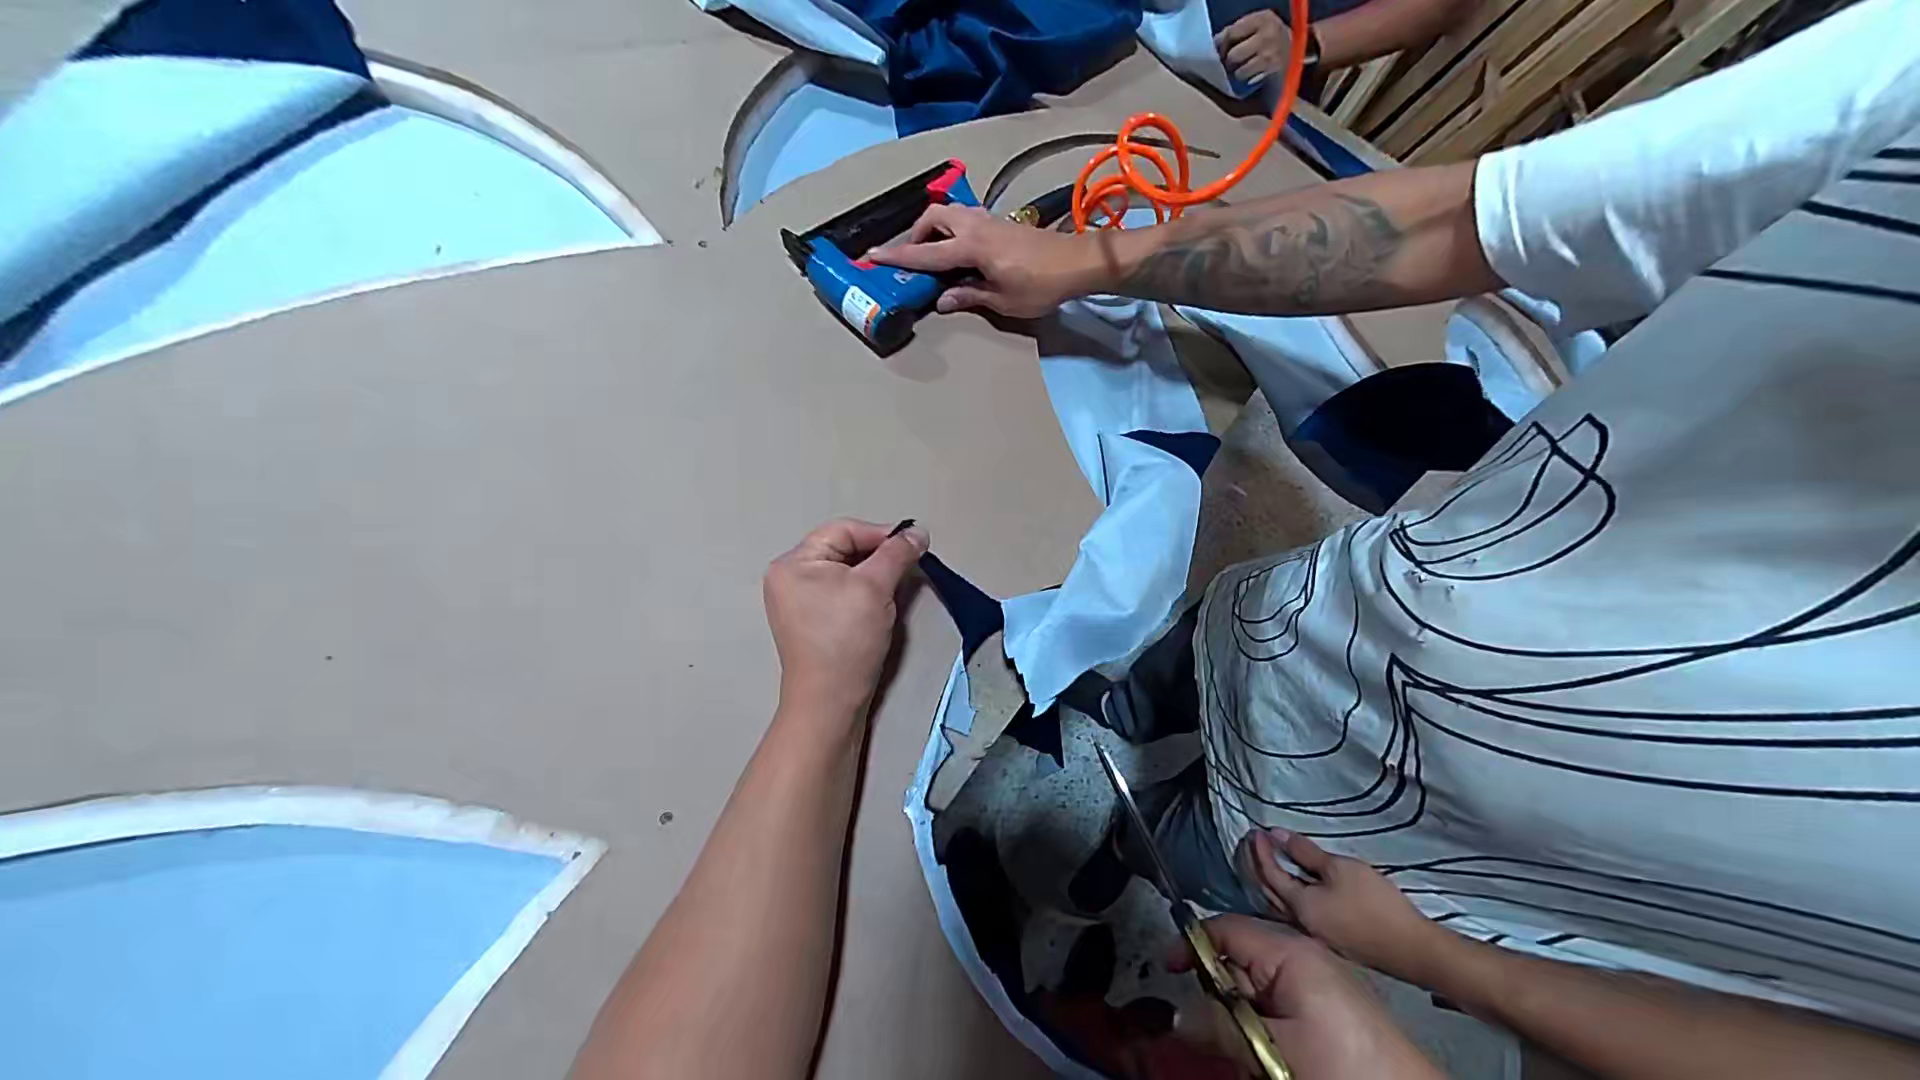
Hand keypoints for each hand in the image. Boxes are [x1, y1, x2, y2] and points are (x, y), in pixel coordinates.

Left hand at [764, 518, 928, 717]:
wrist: (831, 701)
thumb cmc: (846, 641)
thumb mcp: (875, 587)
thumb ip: (898, 553)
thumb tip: (917, 531)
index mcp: (793, 562)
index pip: (843, 530)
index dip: (880, 534)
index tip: (912, 546)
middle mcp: (790, 577)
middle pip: (843, 549)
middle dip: (878, 557)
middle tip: (905, 568)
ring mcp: (798, 601)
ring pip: (846, 571)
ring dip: (874, 576)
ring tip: (892, 590)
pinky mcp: (812, 621)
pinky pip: (842, 592)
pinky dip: (864, 592)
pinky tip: (879, 606)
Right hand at [866, 203, 1101, 317]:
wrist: (1077, 262)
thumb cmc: (1040, 285)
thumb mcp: (1002, 300)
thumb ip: (969, 296)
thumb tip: (941, 300)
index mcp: (971, 247)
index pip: (925, 251)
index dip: (897, 255)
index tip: (872, 255)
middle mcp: (975, 226)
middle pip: (934, 216)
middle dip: (917, 233)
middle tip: (914, 258)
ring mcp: (989, 220)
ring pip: (950, 213)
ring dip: (936, 229)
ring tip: (935, 255)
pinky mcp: (1000, 223)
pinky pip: (966, 218)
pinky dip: (953, 229)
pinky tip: (961, 253)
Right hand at [1173, 916, 1444, 1079]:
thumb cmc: (1344, 1067)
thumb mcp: (1273, 1047)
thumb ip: (1219, 1024)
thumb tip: (1173, 1014)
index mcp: (1288, 949)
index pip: (1224, 928)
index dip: (1192, 944)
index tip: (1169, 969)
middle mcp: (1303, 953)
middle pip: (1239, 957)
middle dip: (1222, 992)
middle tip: (1221, 1032)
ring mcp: (1320, 977)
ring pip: (1259, 985)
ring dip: (1246, 1015)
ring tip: (1257, 1053)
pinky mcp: (1332, 1003)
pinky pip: (1283, 1001)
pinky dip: (1269, 1023)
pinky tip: (1276, 1053)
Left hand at [1216, 10, 1293, 84]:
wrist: (1299, 47)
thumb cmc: (1272, 36)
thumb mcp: (1258, 25)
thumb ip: (1238, 30)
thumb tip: (1214, 43)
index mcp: (1262, 18)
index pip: (1231, 33)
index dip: (1221, 45)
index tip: (1219, 51)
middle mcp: (1267, 34)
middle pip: (1233, 55)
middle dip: (1229, 62)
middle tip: (1231, 63)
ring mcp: (1270, 54)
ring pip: (1239, 71)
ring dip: (1238, 72)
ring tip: (1243, 68)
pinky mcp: (1271, 70)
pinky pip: (1248, 79)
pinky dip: (1246, 78)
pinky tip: (1251, 73)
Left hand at [1239, 827, 1451, 985]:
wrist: (1415, 950)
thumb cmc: (1375, 904)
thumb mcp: (1339, 868)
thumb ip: (1305, 852)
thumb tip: (1276, 835)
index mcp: (1298, 905)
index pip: (1269, 874)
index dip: (1261, 851)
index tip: (1256, 831)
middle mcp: (1299, 922)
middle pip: (1266, 891)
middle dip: (1255, 865)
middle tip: (1251, 842)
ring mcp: (1314, 934)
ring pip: (1276, 904)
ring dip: (1266, 880)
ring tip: (1262, 859)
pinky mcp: (1329, 939)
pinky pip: (1291, 913)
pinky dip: (1281, 894)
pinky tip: (1286, 886)